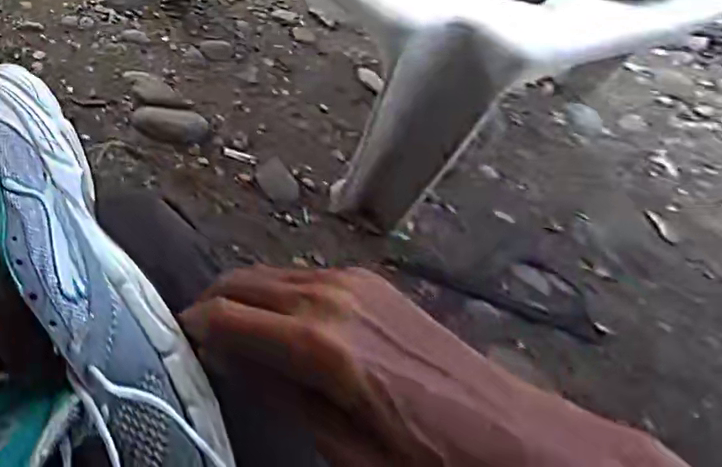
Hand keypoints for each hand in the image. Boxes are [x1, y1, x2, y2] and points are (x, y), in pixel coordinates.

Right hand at [179, 267, 685, 466]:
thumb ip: (283, 399)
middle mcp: (325, 298)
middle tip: (204, 337)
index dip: (195, 328)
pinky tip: (286, 324)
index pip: (225, 316)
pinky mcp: (365, 279)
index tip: (183, 343)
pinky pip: (296, 276)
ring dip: (241, 297)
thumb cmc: (443, 463)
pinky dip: (275, 293)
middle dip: (211, 305)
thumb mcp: (354, 453)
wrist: (538, 447)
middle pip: (236, 282)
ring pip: (262, 273)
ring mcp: (346, 282)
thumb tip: (231, 363)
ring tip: (241, 332)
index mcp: (320, 346)